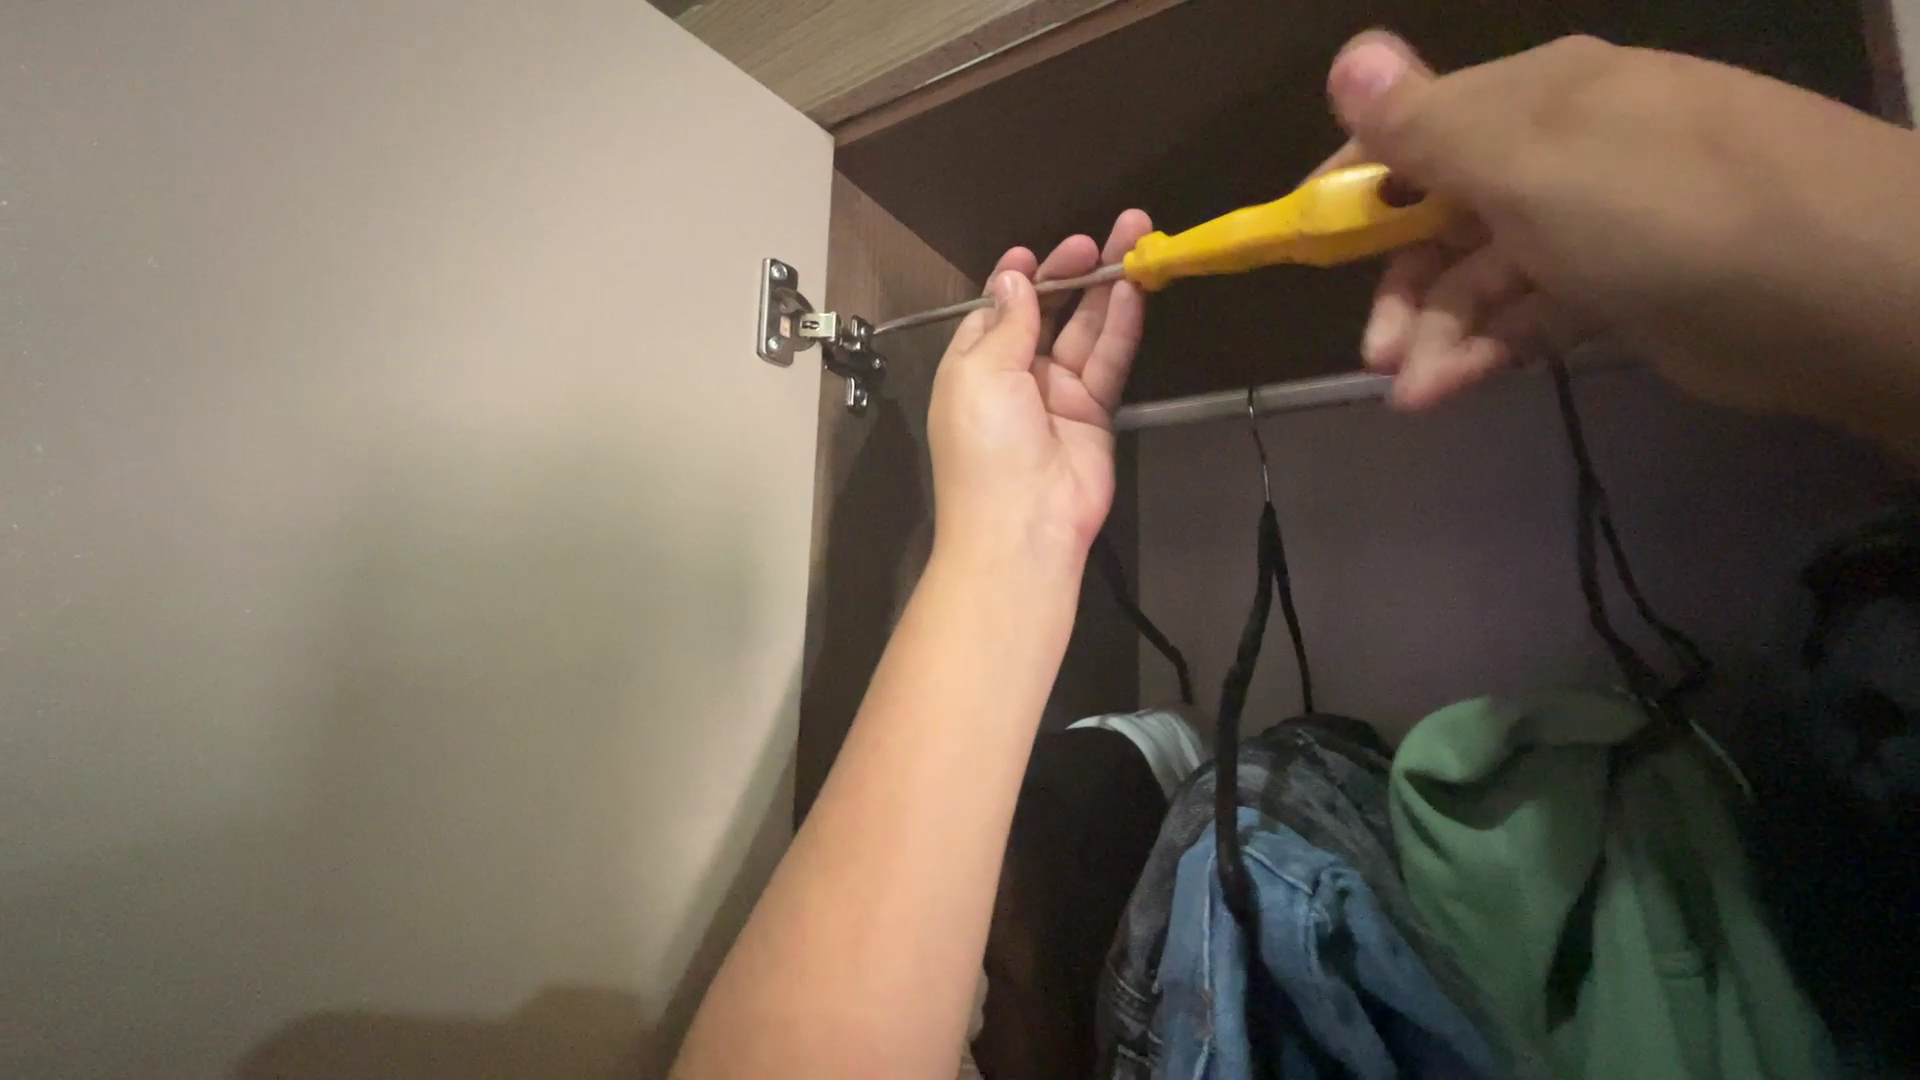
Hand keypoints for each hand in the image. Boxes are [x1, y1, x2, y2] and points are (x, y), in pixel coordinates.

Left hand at [927, 211, 1153, 572]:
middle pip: (1045, 315)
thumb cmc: (985, 446)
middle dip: (1069, 275)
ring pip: (1083, 332)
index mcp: (972, 367)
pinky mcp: (1094, 413)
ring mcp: (1056, 396)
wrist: (1023, 524)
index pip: (995, 312)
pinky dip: (1121, 325)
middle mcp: (1013, 377)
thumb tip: (1011, 280)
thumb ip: (1005, 323)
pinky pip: (1107, 361)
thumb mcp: (980, 373)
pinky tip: (1135, 288)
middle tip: (1099, 238)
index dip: (1015, 281)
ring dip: (1105, 289)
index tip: (1034, 254)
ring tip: (1133, 240)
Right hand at [1317, 31, 1919, 451]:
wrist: (1845, 292)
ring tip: (1413, 394)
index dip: (1351, 189)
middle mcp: (1555, 151)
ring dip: (1434, 337)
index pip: (1411, 134)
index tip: (1306, 244)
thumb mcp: (1530, 165)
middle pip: (1438, 221)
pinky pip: (1519, 313)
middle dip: (1399, 291)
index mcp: (1534, 101)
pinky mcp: (1609, 284)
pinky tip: (1449, 390)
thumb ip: (1427, 123)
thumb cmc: (1664, 215)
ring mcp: (1585, 220)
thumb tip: (1345, 57)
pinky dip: (1480, 351)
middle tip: (1375, 356)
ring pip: (1475, 279)